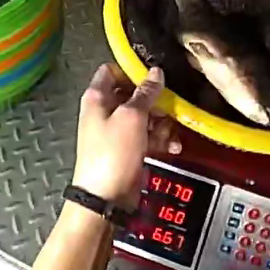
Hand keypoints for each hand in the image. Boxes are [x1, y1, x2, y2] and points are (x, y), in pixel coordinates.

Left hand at [72, 65, 170, 207]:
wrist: (105, 199)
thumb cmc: (113, 153)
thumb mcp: (132, 117)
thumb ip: (145, 92)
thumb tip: (156, 72)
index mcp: (97, 97)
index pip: (113, 70)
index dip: (133, 70)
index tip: (156, 76)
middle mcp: (105, 111)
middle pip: (134, 94)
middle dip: (155, 100)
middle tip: (171, 108)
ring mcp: (117, 131)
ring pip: (145, 115)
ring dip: (162, 122)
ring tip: (171, 134)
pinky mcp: (128, 149)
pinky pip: (148, 136)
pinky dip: (160, 139)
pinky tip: (172, 147)